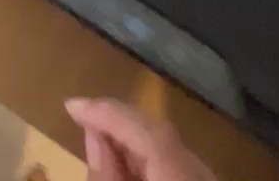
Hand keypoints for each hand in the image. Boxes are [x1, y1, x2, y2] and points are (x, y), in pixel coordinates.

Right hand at [67, 99, 217, 180]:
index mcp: (178, 168)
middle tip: (83, 120)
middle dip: (117, 124)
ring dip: (131, 142)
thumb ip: (106, 173)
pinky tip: (129, 167)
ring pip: (167, 145)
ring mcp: (207, 175)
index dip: (103, 110)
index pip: (139, 125)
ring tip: (100, 144)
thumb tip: (94, 135)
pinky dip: (149, 161)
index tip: (71, 104)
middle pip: (156, 131)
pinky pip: (177, 164)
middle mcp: (200, 167)